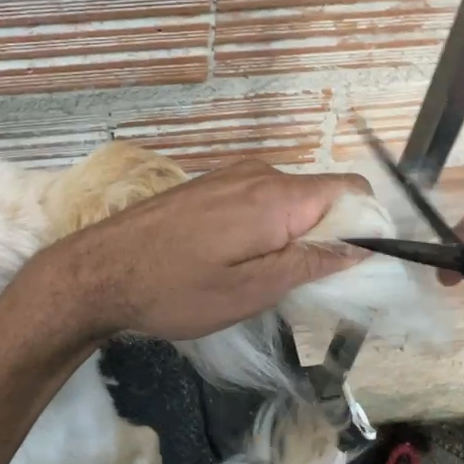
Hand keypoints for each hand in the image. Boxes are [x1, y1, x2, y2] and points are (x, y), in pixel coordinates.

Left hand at [33, 160, 371, 343]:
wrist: (97, 272)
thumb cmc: (175, 289)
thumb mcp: (251, 290)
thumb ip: (310, 264)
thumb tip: (360, 247)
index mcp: (278, 196)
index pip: (352, 190)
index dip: (365, 226)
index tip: (355, 267)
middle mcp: (259, 173)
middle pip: (321, 196)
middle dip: (326, 236)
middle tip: (303, 286)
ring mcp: (229, 176)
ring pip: (288, 201)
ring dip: (291, 236)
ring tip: (262, 279)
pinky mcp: (208, 186)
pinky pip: (258, 201)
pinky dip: (263, 229)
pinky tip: (234, 262)